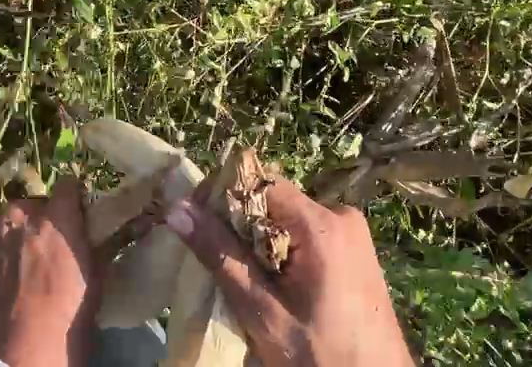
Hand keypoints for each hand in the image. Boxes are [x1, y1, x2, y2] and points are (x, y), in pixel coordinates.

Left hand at [0, 177, 98, 366]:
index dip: (72, 200)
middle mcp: (23, 211)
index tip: (73, 213)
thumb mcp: (93, 284)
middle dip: (40, 223)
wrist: (14, 352)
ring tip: (13, 263)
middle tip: (41, 251)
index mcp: (58, 219)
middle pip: (35, 205)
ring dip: (13, 233)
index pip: (69, 186)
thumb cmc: (64, 324)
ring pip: (7, 219)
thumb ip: (91, 250)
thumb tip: (93, 235)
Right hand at [162, 180, 412, 366]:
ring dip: (259, 240)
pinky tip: (274, 284)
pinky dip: (282, 250)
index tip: (198, 223)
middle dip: (240, 224)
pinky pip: (305, 233)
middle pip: (271, 199)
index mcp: (323, 225)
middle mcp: (342, 217)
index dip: (222, 198)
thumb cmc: (322, 360)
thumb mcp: (263, 312)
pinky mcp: (356, 253)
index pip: (258, 182)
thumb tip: (175, 207)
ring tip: (246, 277)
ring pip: (285, 217)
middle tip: (220, 259)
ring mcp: (353, 235)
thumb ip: (220, 255)